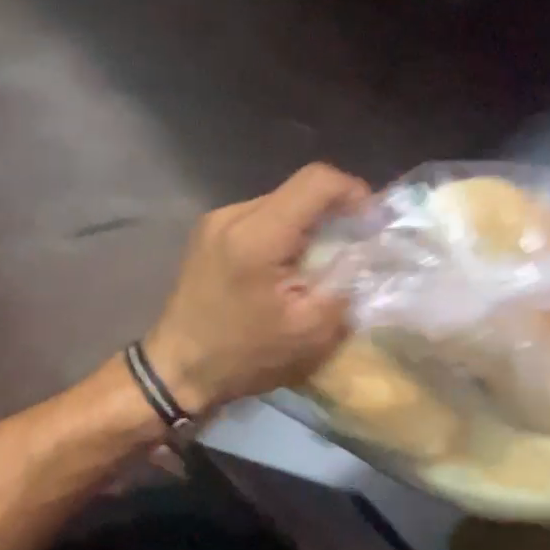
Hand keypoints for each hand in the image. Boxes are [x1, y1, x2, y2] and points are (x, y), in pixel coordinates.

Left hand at [143, 163, 371, 412]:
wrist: (178, 369)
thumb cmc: (244, 355)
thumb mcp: (310, 330)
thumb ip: (346, 283)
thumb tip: (368, 254)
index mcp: (257, 235)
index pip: (317, 181)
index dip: (355, 193)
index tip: (372, 225)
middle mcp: (232, 215)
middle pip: (298, 192)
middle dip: (332, 215)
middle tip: (352, 250)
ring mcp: (215, 221)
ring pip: (279, 204)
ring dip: (306, 227)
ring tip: (318, 265)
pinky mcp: (208, 233)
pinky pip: (258, 219)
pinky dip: (281, 236)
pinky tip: (285, 270)